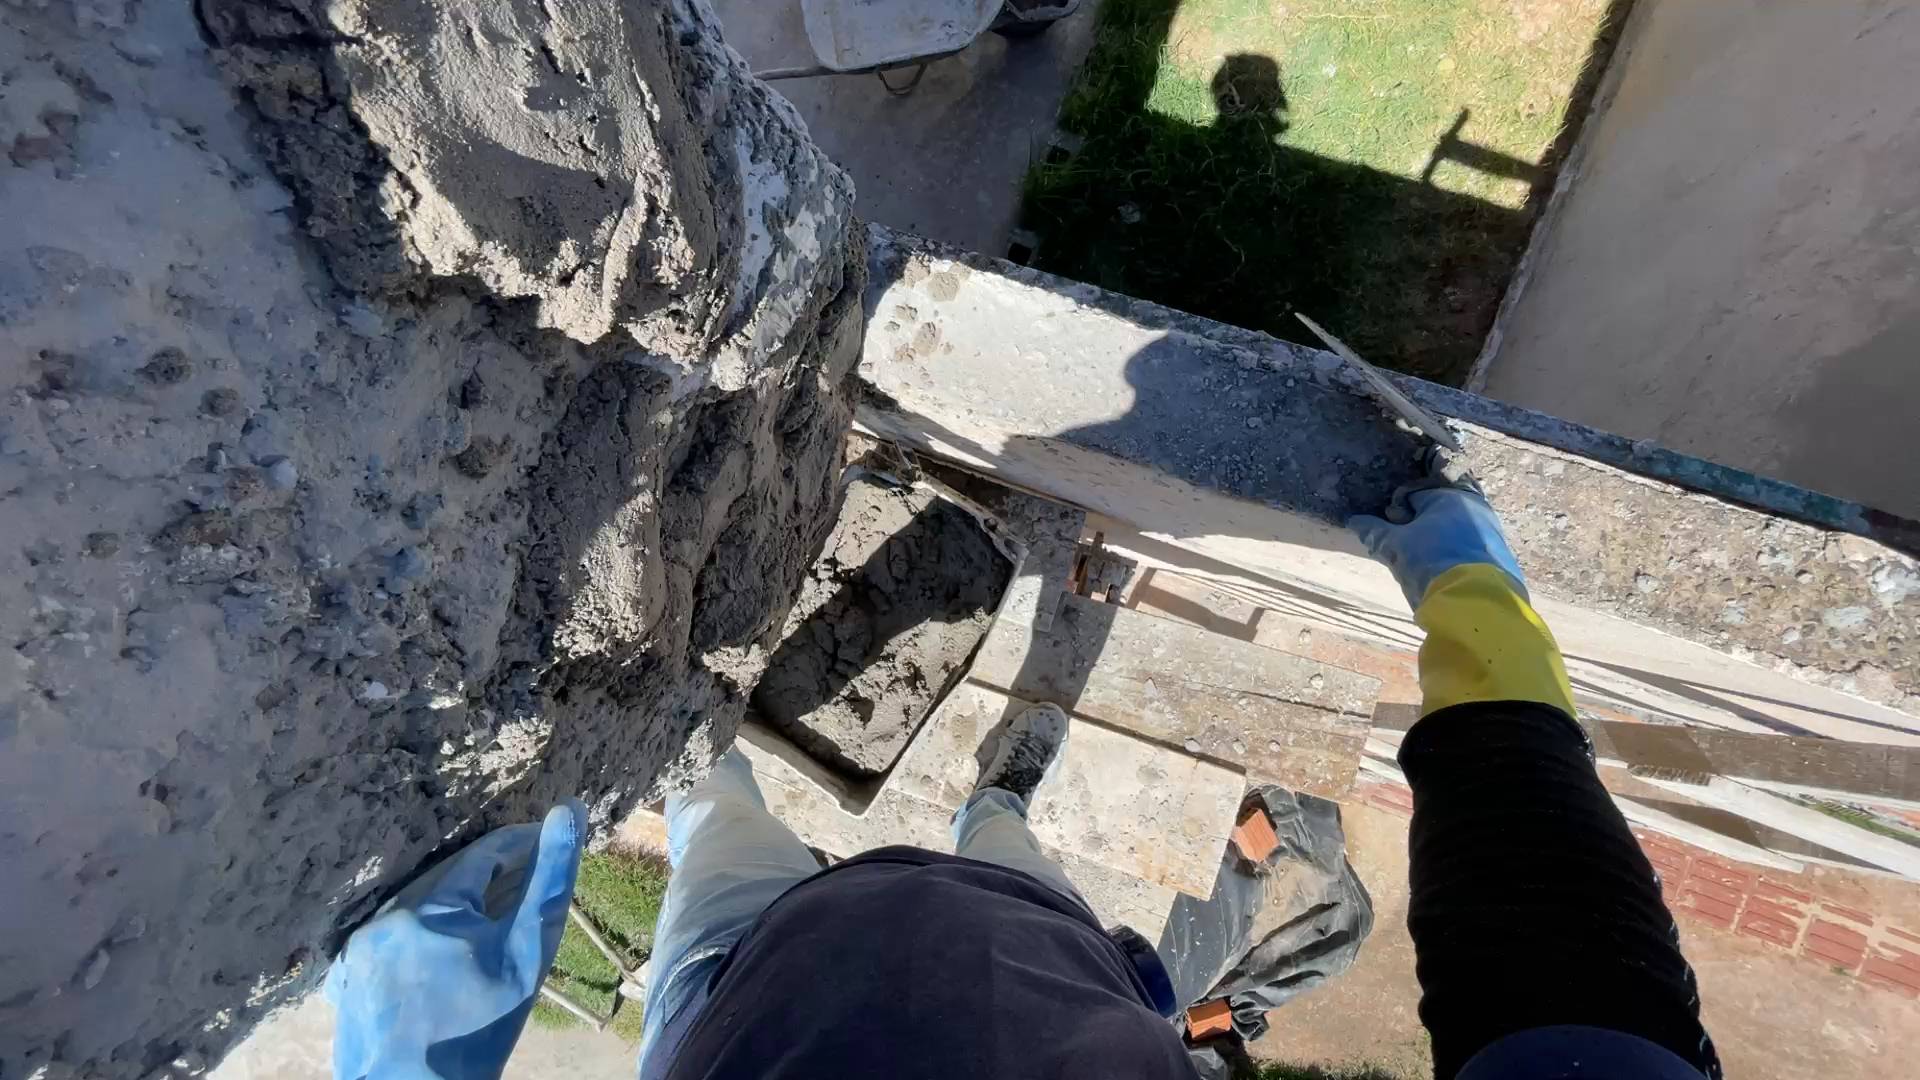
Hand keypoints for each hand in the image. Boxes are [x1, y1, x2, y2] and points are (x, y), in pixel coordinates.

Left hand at [327, 801, 586, 1079]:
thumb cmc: (484, 1023)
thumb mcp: (530, 946)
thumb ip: (551, 874)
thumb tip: (569, 809)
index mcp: (422, 910)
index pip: (483, 853)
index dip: (524, 843)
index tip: (553, 841)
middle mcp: (379, 924)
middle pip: (452, 878)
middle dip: (496, 873)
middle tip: (534, 877)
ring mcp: (356, 957)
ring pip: (423, 906)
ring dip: (464, 900)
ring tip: (501, 911)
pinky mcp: (347, 984)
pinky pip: (399, 937)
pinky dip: (433, 931)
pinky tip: (458, 947)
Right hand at [1349, 487, 1527, 611]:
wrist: (1473, 600)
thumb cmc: (1429, 560)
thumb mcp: (1393, 545)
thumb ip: (1373, 530)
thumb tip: (1354, 520)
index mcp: (1449, 497)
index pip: (1412, 495)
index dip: (1394, 512)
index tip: (1385, 531)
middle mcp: (1475, 508)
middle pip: (1434, 513)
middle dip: (1414, 527)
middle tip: (1398, 547)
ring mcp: (1491, 531)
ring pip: (1450, 531)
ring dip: (1432, 542)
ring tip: (1416, 562)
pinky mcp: (1499, 555)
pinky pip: (1465, 547)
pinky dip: (1449, 554)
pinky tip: (1437, 571)